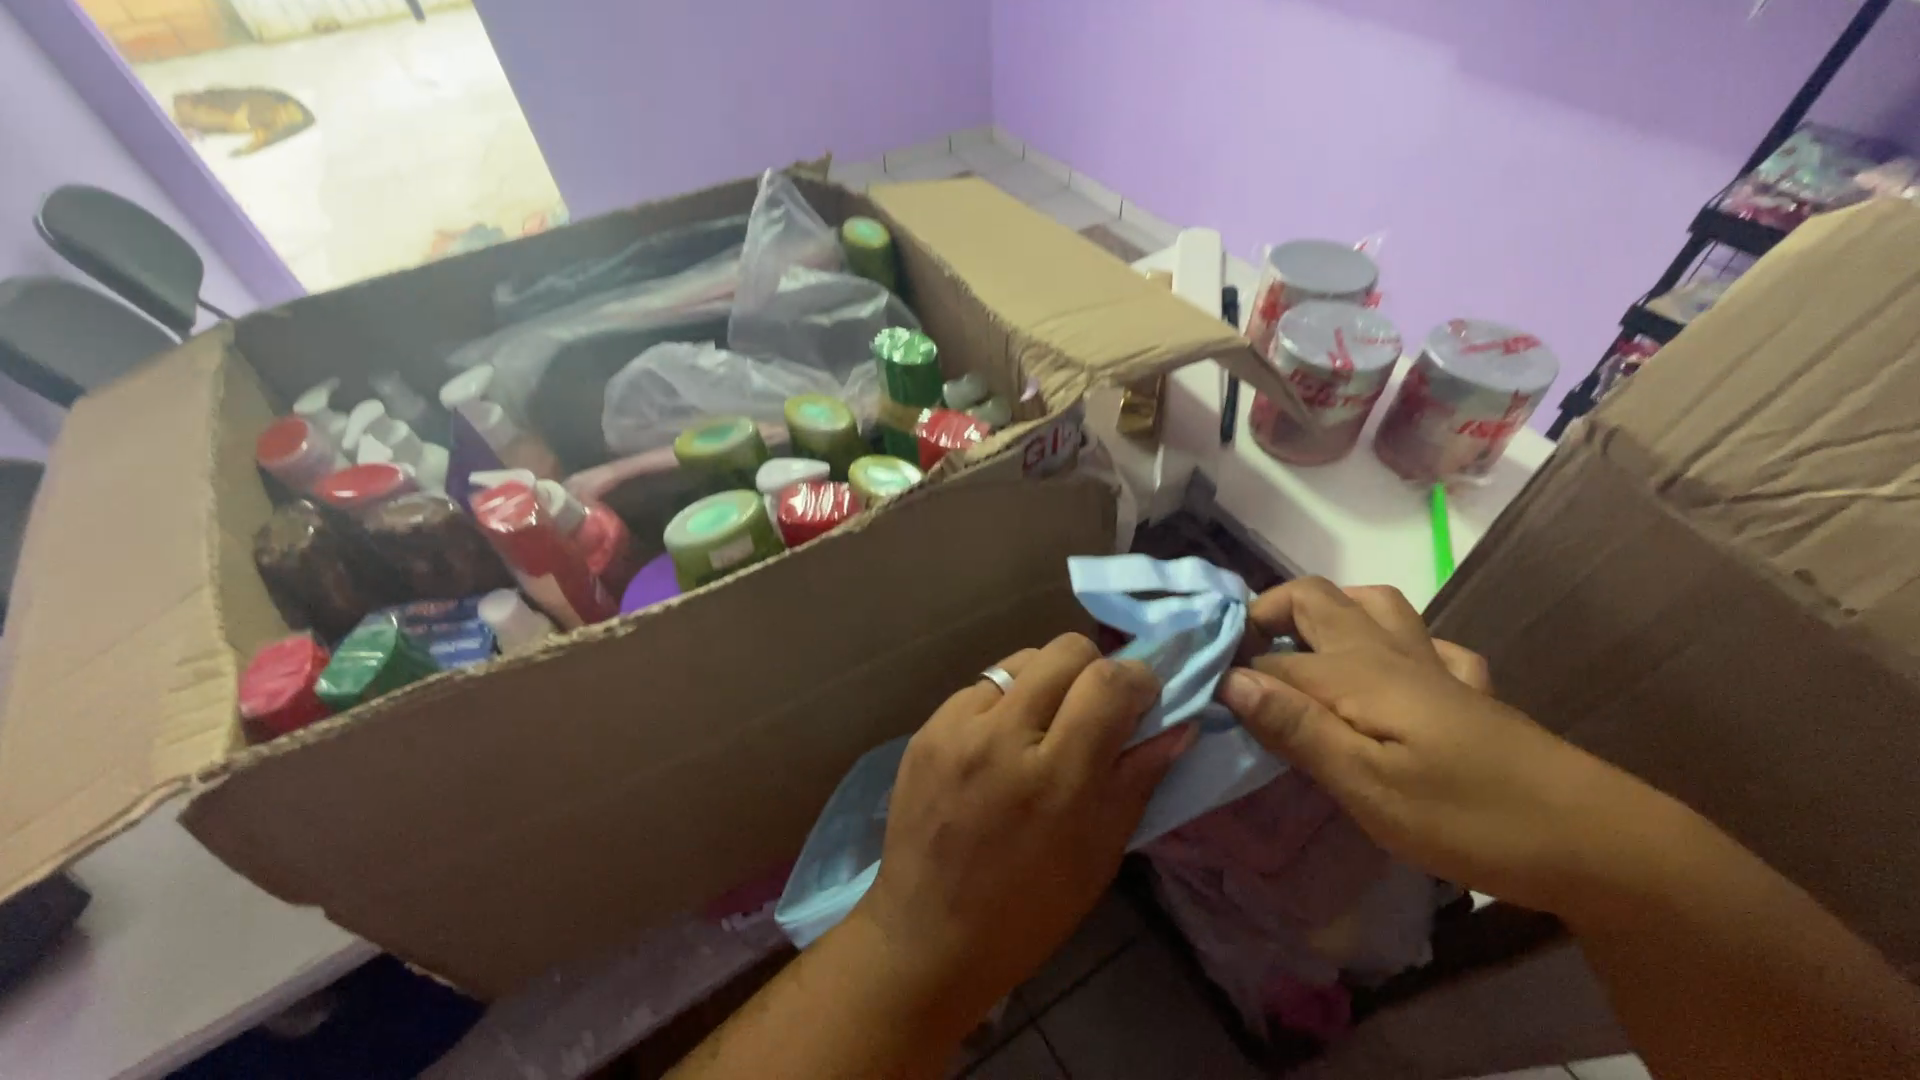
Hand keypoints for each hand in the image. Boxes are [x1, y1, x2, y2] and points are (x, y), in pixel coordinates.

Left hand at [851, 633, 1194, 1026]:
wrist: (928, 936)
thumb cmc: (1030, 909)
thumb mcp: (1100, 851)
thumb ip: (1138, 776)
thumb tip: (1178, 721)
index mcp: (1056, 777)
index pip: (1109, 681)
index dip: (1139, 679)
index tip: (1143, 700)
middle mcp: (1002, 737)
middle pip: (1065, 651)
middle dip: (1094, 671)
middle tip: (1096, 711)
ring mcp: (955, 728)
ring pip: (1020, 660)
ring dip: (1047, 682)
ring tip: (1045, 726)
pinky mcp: (925, 730)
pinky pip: (980, 688)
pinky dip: (1004, 703)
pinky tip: (1002, 744)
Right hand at [1217, 578, 1647, 916]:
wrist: (1598, 842)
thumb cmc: (1468, 817)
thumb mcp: (1367, 784)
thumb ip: (1296, 727)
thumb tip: (1229, 679)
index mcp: (1358, 673)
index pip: (1271, 659)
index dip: (1231, 673)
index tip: (1201, 704)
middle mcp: (1391, 653)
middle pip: (1316, 600)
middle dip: (1269, 615)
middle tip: (1243, 666)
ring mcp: (1436, 667)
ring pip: (1374, 603)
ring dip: (1330, 612)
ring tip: (1304, 652)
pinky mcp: (1470, 692)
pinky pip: (1427, 643)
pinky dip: (1396, 643)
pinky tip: (1392, 675)